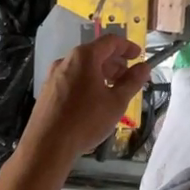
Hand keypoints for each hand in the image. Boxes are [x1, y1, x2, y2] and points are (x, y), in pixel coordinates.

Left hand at [21, 35, 149, 157]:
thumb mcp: (116, 102)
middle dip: (115, 63)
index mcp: (84, 57)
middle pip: (95, 53)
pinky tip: (92, 103)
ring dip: (101, 74)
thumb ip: (132, 81)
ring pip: (83, 68)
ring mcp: (53, 76)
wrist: (45, 147)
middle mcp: (66, 61)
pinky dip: (86, 83)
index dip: (127, 47)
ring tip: (111, 92)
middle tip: (128, 78)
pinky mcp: (46, 92)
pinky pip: (72, 79)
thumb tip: (144, 67)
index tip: (139, 57)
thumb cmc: (85, 121)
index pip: (110, 41)